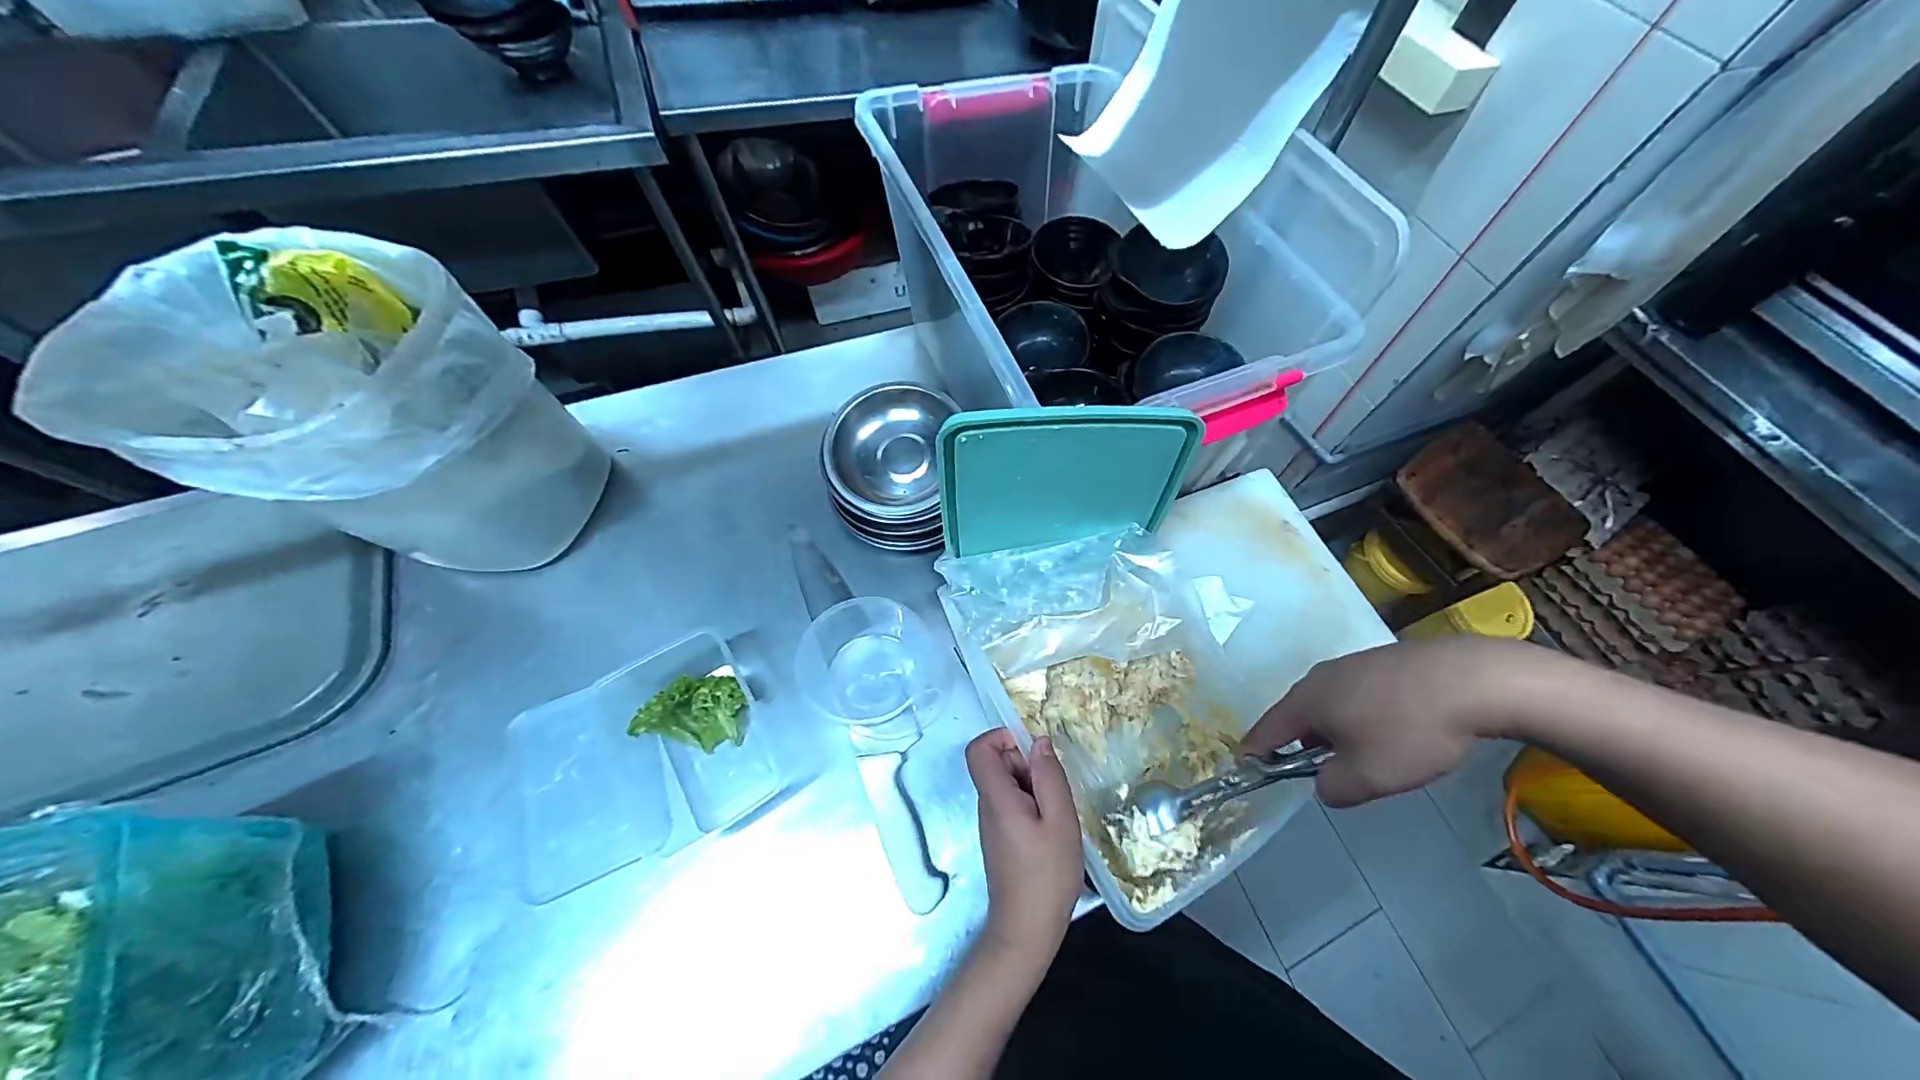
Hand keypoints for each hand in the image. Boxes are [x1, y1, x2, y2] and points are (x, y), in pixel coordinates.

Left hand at [965, 729, 1083, 959]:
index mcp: (995, 797)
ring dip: (1034, 787)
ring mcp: (992, 822)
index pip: (978, 748)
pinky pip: (1013, 804)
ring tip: (1056, 816)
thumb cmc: (1046, 875)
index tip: (1033, 751)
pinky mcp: (1001, 836)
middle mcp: (987, 805)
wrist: (1027, 929)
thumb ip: (1050, 778)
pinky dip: (1033, 806)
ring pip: (1008, 783)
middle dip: (1027, 765)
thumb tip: (1039, 741)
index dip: (1002, 737)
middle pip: (997, 763)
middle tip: (1054, 793)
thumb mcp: (1060, 821)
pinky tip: (1051, 831)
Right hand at [1242, 637, 1554, 807]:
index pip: (1265, 730)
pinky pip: (1356, 695)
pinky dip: (1360, 717)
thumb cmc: (1409, 731)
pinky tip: (1391, 732)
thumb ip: (1333, 788)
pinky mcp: (1383, 661)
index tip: (1249, 771)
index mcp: (1305, 700)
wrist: (1474, 680)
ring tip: (1361, 756)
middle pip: (1297, 716)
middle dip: (1300, 744)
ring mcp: (1352, 664)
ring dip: (1334, 731)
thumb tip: (1324, 783)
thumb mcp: (1369, 776)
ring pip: (1329, 705)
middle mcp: (1319, 677)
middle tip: (1317, 772)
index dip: (1255, 754)